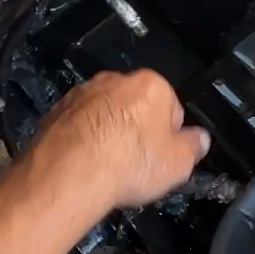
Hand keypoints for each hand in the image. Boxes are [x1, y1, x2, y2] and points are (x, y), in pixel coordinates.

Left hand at [28, 69, 209, 209]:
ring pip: (104, 112)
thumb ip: (193, 146)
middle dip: (136, 129)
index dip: (169, 134)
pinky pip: (78, 123)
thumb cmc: (129, 164)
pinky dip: (82, 138)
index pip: (171, 106)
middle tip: (135, 162)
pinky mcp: (55, 110)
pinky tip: (83, 161)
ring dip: (107, 132)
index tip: (161, 155)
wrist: (67, 173)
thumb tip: (199, 139)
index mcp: (150, 84)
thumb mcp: (178, 164)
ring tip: (106, 165)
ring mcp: (80, 93)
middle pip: (135, 105)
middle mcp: (114, 80)